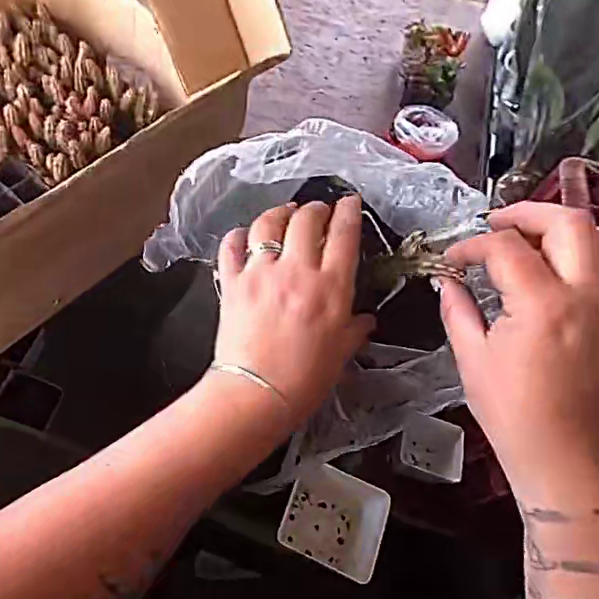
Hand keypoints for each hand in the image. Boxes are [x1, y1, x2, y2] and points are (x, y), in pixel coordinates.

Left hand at [213, 197, 375, 426]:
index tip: (348, 203)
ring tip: (285, 213)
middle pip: (306, 219)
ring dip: (279, 213)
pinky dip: (239, 236)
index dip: (348, 211)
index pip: (343, 233)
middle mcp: (296, 271)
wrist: (256, 394)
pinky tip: (245, 236)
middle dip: (315, 208)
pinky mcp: (232, 284)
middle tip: (318, 211)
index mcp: (330, 287)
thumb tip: (365, 320)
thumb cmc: (303, 379)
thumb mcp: (341, 354)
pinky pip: (232, 246)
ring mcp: (260, 274)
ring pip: (267, 223)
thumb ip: (354, 330)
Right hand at [437, 203, 598, 481]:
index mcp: (543, 305)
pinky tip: (551, 265)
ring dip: (562, 224)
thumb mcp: (472, 359)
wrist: (566, 452)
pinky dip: (582, 248)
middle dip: (526, 212)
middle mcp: (584, 294)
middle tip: (495, 224)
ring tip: (528, 237)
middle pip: (568, 220)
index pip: (505, 248)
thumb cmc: (514, 413)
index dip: (472, 247)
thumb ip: (458, 310)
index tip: (453, 260)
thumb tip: (447, 282)